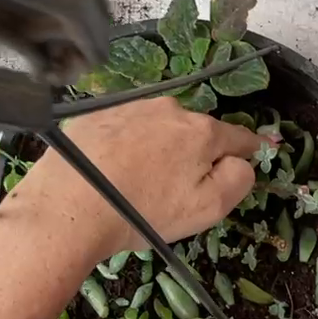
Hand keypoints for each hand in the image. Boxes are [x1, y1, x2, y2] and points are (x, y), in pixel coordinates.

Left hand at [0, 97, 264, 264]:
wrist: (67, 206)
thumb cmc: (143, 211)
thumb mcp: (207, 208)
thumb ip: (238, 179)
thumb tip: (242, 160)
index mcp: (201, 131)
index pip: (238, 136)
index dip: (248, 150)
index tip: (250, 158)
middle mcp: (168, 108)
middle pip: (196, 131)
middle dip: (195, 154)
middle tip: (177, 188)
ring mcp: (130, 107)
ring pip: (159, 127)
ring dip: (159, 147)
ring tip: (140, 181)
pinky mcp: (96, 114)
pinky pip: (125, 128)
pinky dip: (127, 144)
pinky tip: (113, 170)